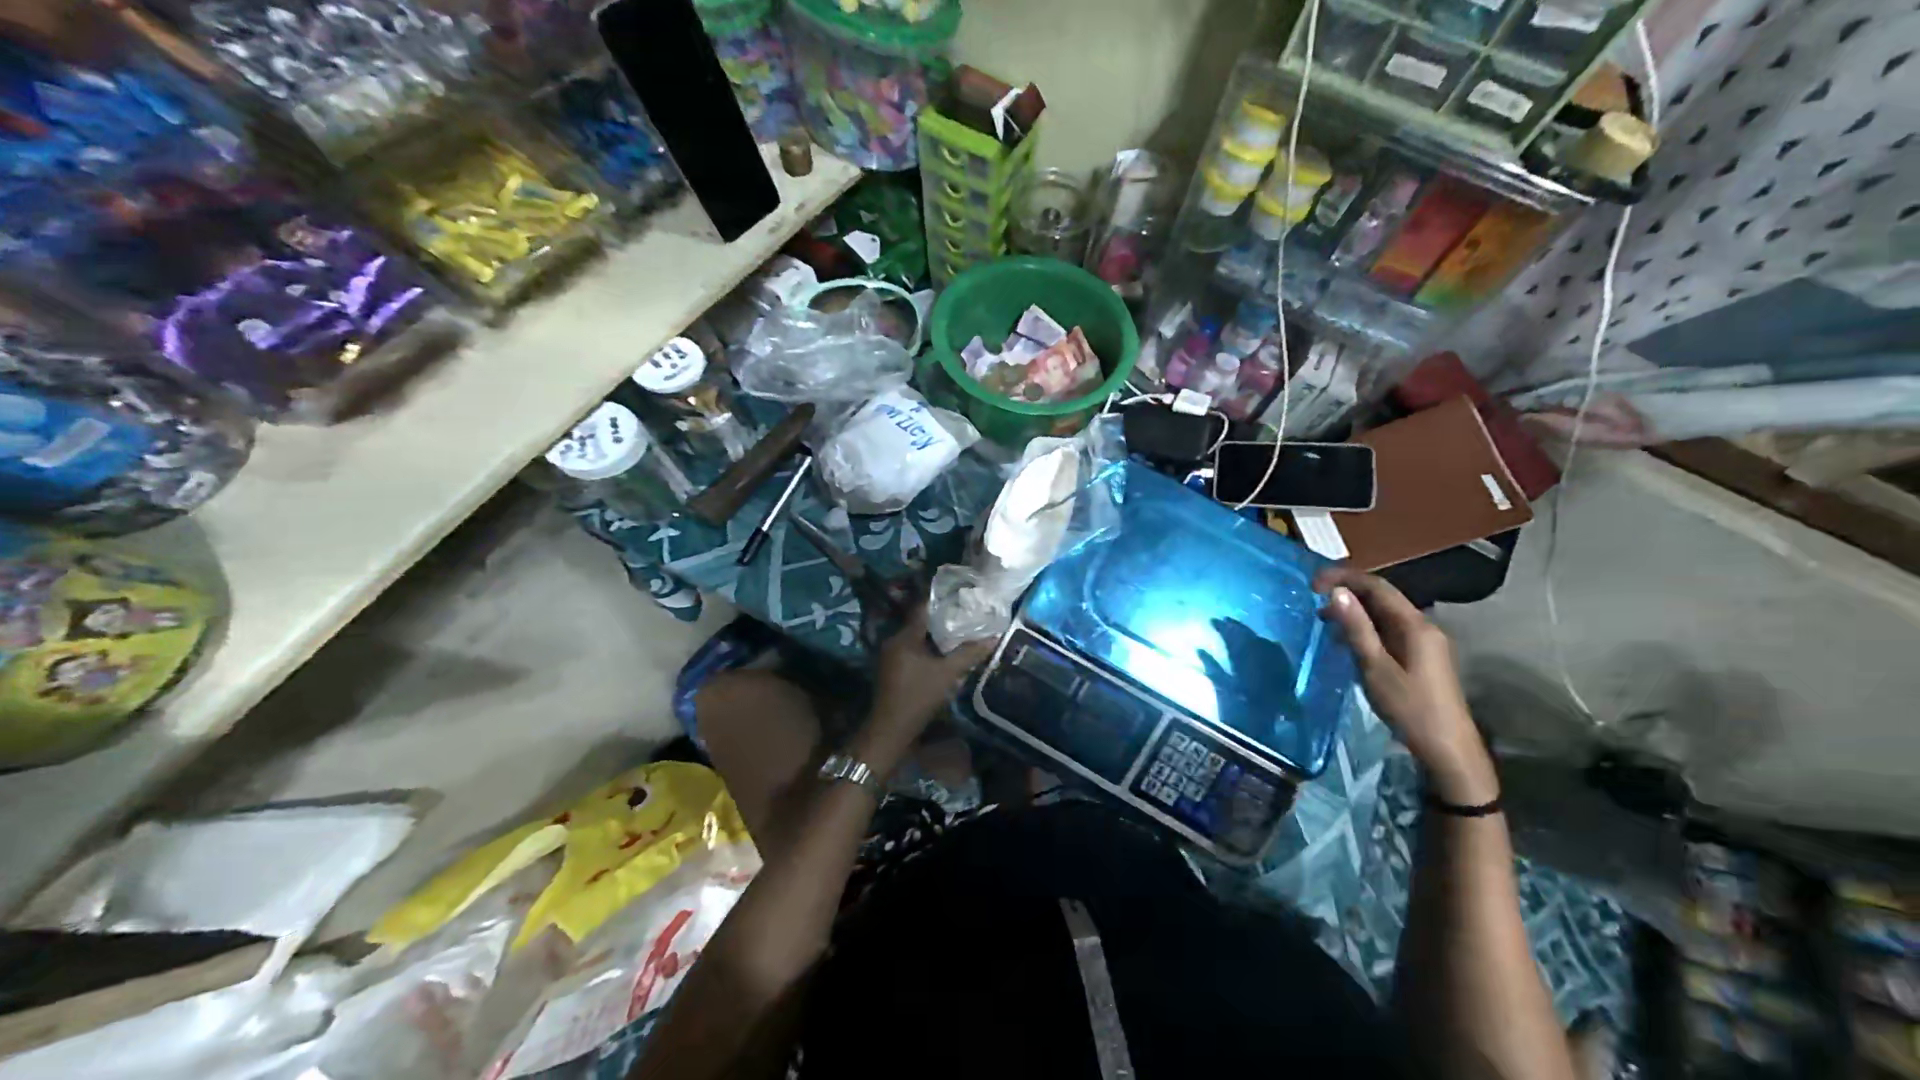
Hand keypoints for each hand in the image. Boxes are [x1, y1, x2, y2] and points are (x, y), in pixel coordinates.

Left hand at [858, 607, 994, 769]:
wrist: (891, 730)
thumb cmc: (918, 697)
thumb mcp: (947, 674)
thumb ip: (969, 654)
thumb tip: (994, 637)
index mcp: (904, 637)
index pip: (923, 609)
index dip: (943, 601)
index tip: (962, 597)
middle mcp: (894, 642)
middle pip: (921, 624)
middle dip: (943, 621)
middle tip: (967, 617)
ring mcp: (891, 657)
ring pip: (917, 639)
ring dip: (937, 638)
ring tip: (961, 635)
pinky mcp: (893, 671)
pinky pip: (913, 652)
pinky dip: (929, 651)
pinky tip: (945, 656)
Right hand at [1314, 567, 1497, 805]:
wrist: (1448, 749)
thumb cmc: (1409, 707)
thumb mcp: (1375, 667)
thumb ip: (1356, 628)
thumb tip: (1336, 593)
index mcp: (1414, 625)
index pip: (1377, 587)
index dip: (1344, 578)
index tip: (1312, 583)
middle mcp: (1423, 626)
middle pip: (1383, 597)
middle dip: (1348, 592)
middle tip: (1313, 599)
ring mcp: (1424, 642)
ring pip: (1385, 614)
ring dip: (1355, 611)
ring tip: (1324, 620)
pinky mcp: (1421, 656)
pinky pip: (1389, 630)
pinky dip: (1365, 627)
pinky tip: (1347, 640)